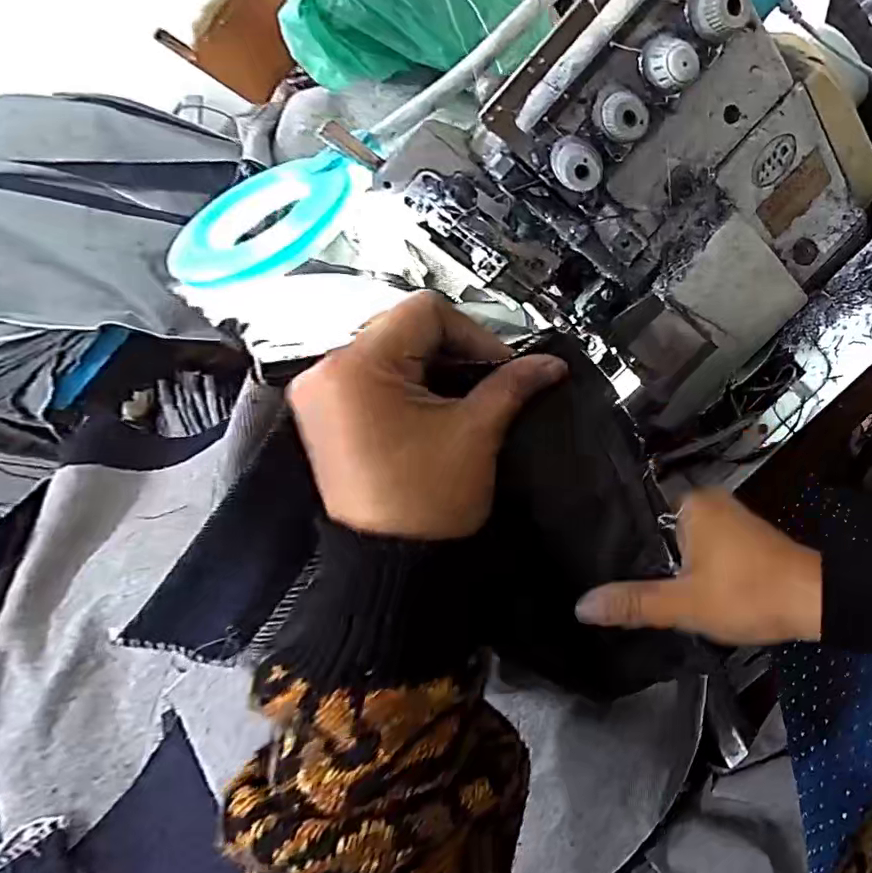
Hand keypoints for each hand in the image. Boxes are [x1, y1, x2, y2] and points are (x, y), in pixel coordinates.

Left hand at [287, 291, 566, 539]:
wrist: (391, 561)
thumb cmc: (426, 502)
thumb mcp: (477, 431)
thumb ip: (514, 384)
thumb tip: (549, 363)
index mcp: (356, 368)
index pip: (426, 312)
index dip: (476, 334)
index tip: (502, 366)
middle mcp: (327, 373)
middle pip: (407, 326)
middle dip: (457, 349)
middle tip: (490, 380)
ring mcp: (323, 394)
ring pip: (394, 349)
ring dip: (437, 365)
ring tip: (467, 396)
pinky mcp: (330, 415)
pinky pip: (377, 375)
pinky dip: (414, 381)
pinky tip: (440, 407)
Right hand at [575, 488, 821, 644]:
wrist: (813, 601)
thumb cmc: (748, 594)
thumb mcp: (684, 604)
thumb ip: (634, 603)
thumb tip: (582, 604)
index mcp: (692, 503)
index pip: (637, 512)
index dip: (614, 539)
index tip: (586, 561)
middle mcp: (709, 502)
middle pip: (658, 529)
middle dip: (638, 556)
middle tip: (599, 582)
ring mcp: (728, 519)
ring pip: (681, 542)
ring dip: (664, 564)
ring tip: (625, 589)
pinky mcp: (741, 539)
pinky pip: (702, 549)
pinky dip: (688, 567)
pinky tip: (670, 589)